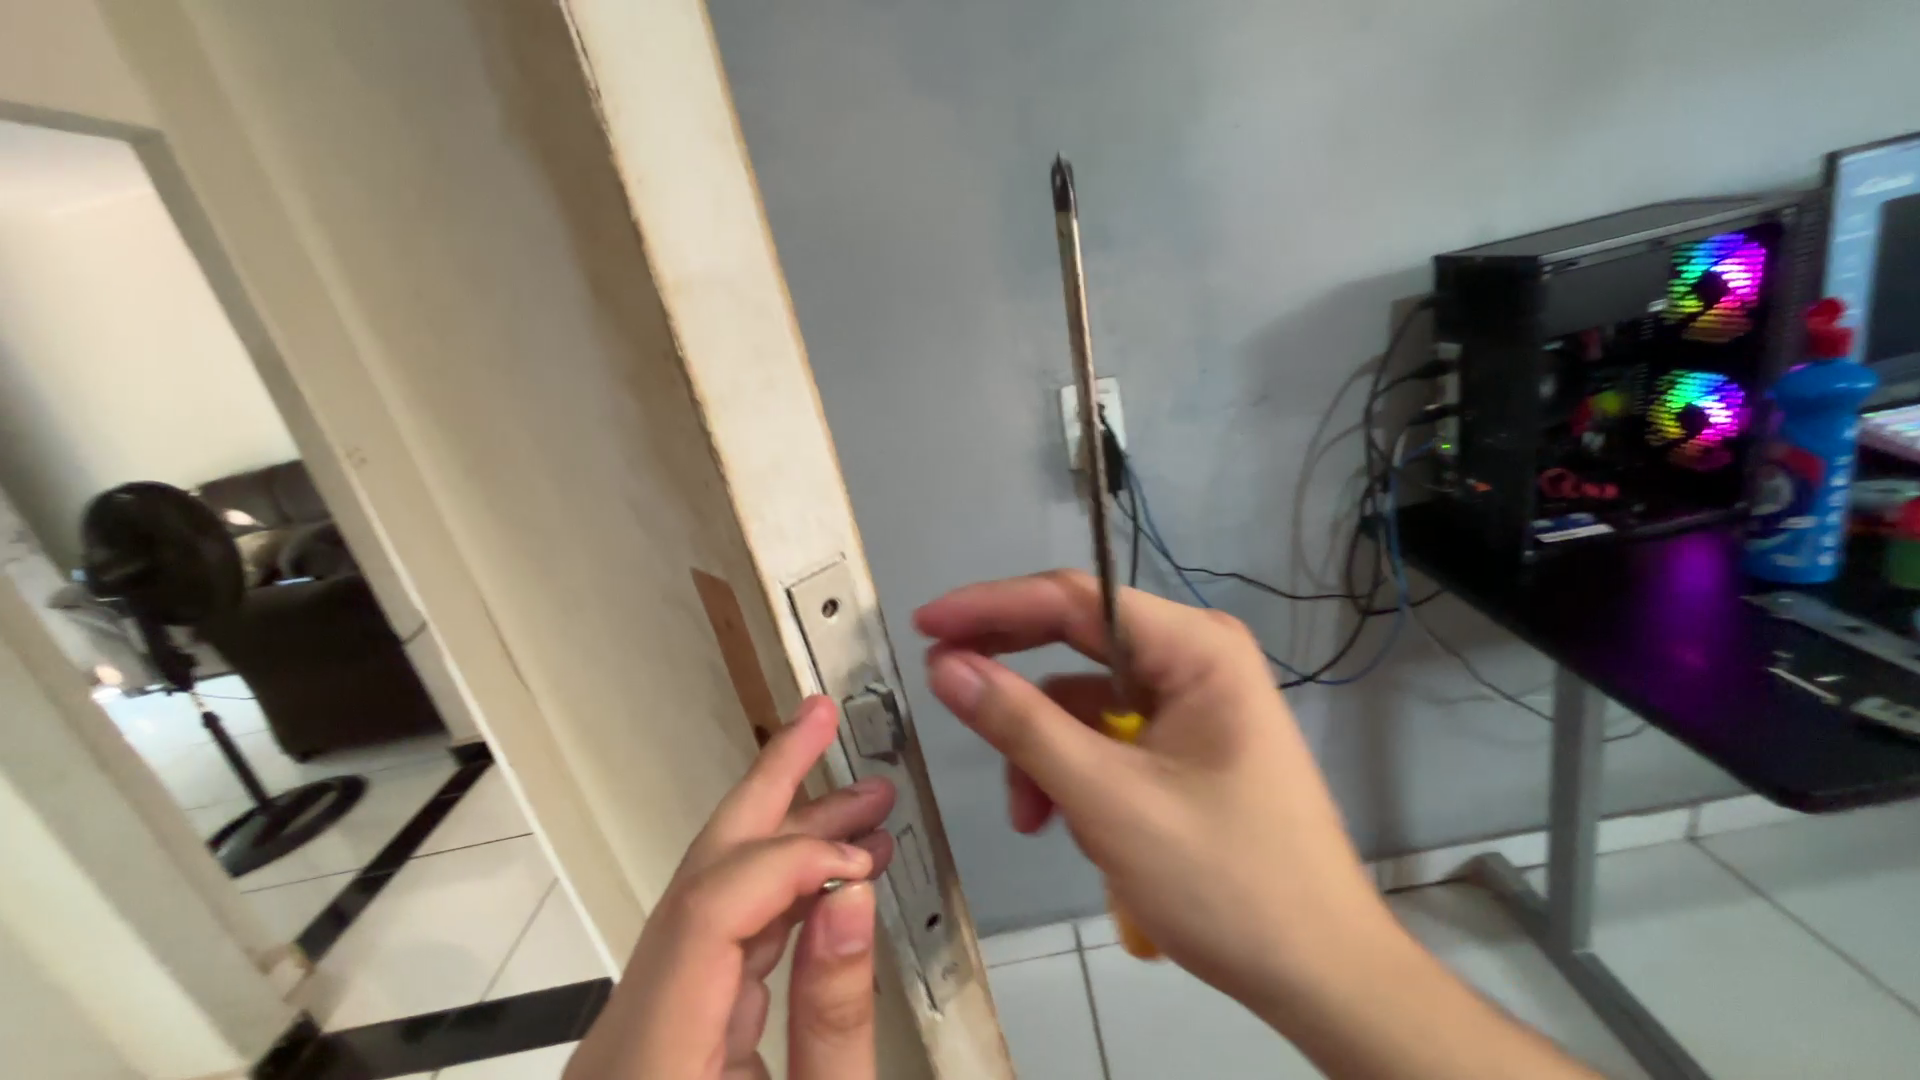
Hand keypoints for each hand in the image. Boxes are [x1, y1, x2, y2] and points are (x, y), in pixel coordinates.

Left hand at [566, 696, 896, 1079]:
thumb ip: (832, 1017)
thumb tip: (849, 894)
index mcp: (652, 1062)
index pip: (708, 910)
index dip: (789, 859)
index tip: (868, 850)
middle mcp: (628, 1030)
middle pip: (694, 875)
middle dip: (766, 787)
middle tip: (825, 718)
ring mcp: (639, 1030)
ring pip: (709, 900)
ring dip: (789, 842)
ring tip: (865, 803)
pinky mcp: (662, 1037)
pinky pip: (722, 945)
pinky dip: (782, 901)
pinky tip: (836, 877)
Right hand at [914, 571, 1392, 1018]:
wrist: (1320, 974)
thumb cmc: (1225, 880)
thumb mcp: (1107, 799)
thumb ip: (1021, 725)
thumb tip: (946, 665)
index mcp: (1194, 647)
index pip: (1074, 598)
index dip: (992, 606)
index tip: (924, 624)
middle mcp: (1194, 658)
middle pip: (1077, 641)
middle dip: (1013, 679)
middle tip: (943, 686)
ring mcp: (1191, 702)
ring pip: (1083, 700)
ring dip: (1041, 748)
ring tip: (1027, 814)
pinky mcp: (1185, 745)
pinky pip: (1106, 737)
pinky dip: (1070, 771)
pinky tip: (1060, 819)